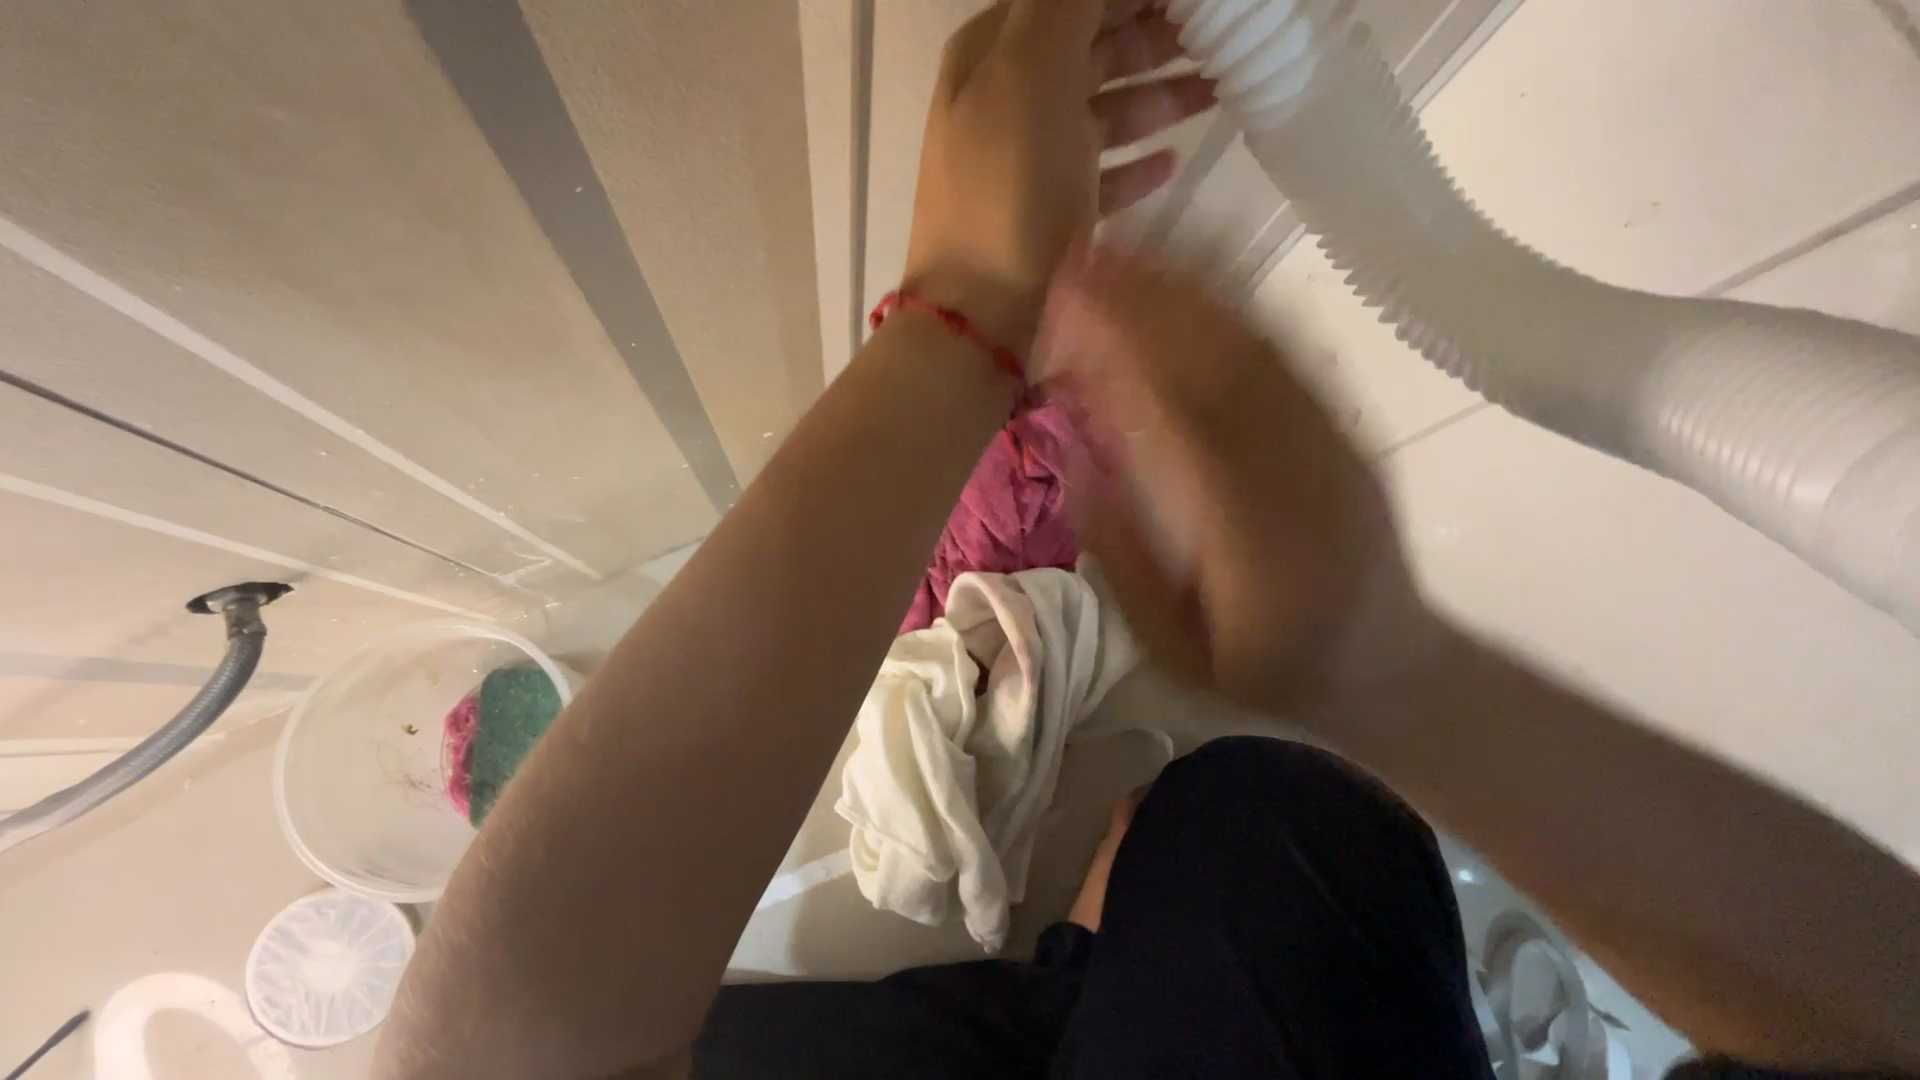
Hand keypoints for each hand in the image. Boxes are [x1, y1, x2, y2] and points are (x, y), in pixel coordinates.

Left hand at [902, 0, 1215, 354]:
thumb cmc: (1006, 190)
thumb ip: (1070, 0)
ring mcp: (1026, 167)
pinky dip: (1134, 167)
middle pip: (1089, 51)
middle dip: (1153, 36)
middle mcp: (1004, 104)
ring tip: (1218, 90)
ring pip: (1100, 115)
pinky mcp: (1047, 221)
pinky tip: (1171, 163)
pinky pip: (1099, 180)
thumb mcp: (1032, 73)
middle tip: (1222, 32)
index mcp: (991, 55)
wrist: (981, 317)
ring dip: (1157, 97)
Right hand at [1040, 245, 1435, 714]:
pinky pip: (1290, 353)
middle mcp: (1293, 473)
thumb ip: (1122, 552)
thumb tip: (1076, 456)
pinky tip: (1193, 276)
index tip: (1065, 308)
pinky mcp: (1346, 428)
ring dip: (1185, 288)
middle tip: (1081, 258)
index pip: (1173, 420)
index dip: (1118, 352)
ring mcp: (1330, 443)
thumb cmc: (1260, 666)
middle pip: (1214, 364)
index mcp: (1243, 534)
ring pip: (1254, 346)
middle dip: (1143, 300)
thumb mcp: (1171, 645)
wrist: (1385, 664)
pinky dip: (1234, 304)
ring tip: (1126, 249)